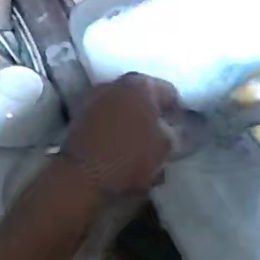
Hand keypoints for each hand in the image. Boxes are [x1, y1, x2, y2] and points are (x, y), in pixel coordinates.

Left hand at [59, 74, 178, 193]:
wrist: (82, 175)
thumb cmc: (131, 156)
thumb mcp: (166, 146)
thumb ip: (176, 132)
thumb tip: (175, 129)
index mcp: (141, 84)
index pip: (170, 93)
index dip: (178, 112)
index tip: (181, 130)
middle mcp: (115, 83)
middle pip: (143, 97)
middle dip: (152, 115)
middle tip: (161, 137)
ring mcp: (93, 98)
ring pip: (122, 108)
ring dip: (132, 122)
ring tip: (139, 147)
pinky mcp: (78, 117)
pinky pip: (105, 119)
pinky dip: (114, 130)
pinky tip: (119, 149)